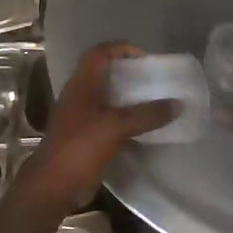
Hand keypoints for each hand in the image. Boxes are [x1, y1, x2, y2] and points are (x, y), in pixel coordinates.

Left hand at [29, 42, 178, 209]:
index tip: (145, 58)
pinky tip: (142, 129)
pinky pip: (107, 121)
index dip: (121, 48)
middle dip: (128, 74)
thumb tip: (178, 104)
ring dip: (127, 99)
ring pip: (106, 99)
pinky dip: (124, 121)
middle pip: (103, 75)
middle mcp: (78, 96)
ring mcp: (79, 117)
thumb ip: (147, 114)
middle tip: (152, 80)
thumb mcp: (117, 127)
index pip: (98, 53)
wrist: (54, 183)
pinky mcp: (83, 137)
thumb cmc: (81, 147)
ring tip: (152, 102)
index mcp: (81, 85)